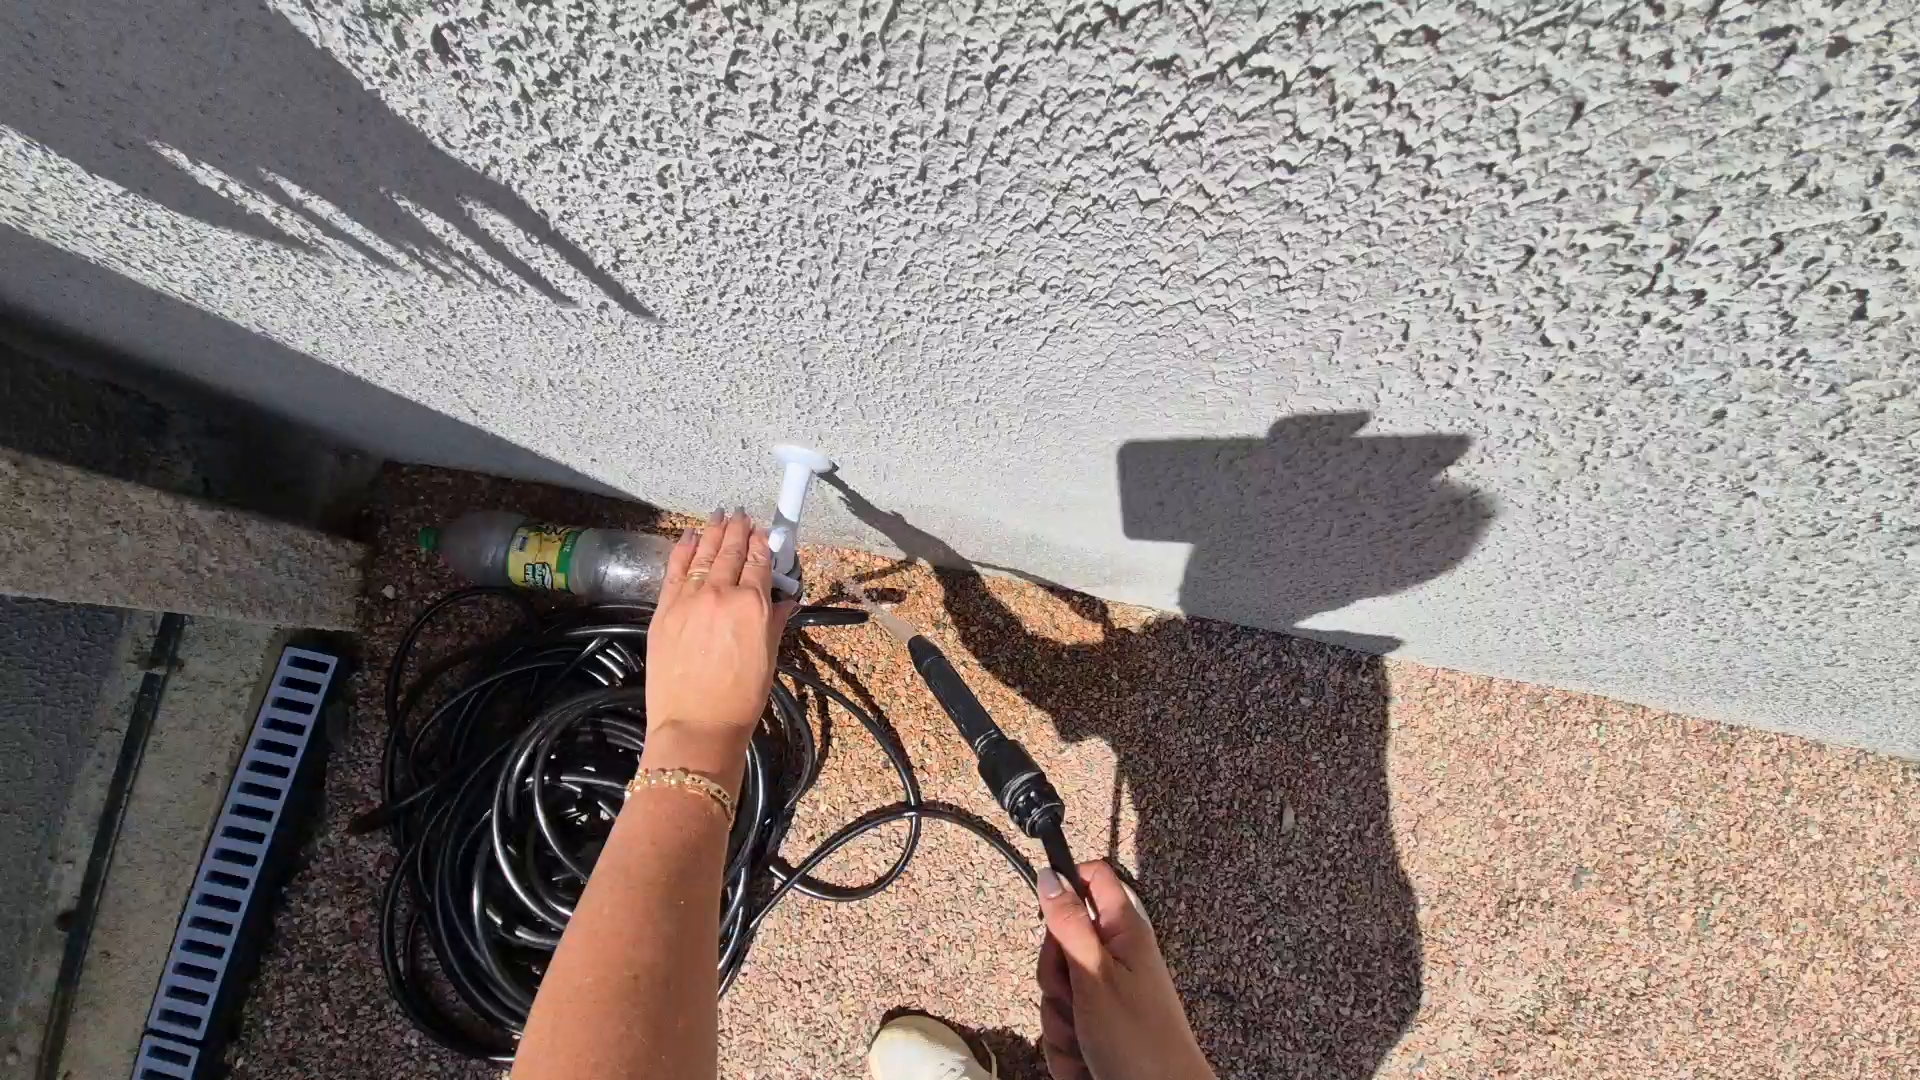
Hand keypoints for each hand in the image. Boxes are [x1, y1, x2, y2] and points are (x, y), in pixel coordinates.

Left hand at [642, 509, 794, 788]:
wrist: (697, 724)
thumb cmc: (740, 698)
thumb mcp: (769, 656)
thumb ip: (775, 621)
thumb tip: (783, 601)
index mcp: (753, 605)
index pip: (759, 562)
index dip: (762, 543)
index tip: (763, 532)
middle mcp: (721, 594)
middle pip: (731, 552)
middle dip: (738, 530)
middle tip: (741, 515)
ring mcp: (689, 600)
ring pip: (703, 554)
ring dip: (713, 532)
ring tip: (720, 515)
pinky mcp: (664, 610)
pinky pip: (674, 570)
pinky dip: (682, 550)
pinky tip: (689, 536)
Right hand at [1036, 861, 1215, 1079]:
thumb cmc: (1138, 1040)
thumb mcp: (1095, 974)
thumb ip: (1069, 922)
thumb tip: (1050, 874)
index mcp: (1122, 930)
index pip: (1092, 877)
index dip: (1067, 884)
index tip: (1048, 913)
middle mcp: (1114, 956)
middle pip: (1061, 938)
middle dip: (1055, 973)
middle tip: (1073, 994)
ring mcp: (1105, 994)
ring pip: (1057, 987)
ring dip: (1060, 1017)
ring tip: (1085, 1038)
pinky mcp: (1096, 1028)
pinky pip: (1062, 1024)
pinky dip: (1067, 1046)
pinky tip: (1086, 1060)